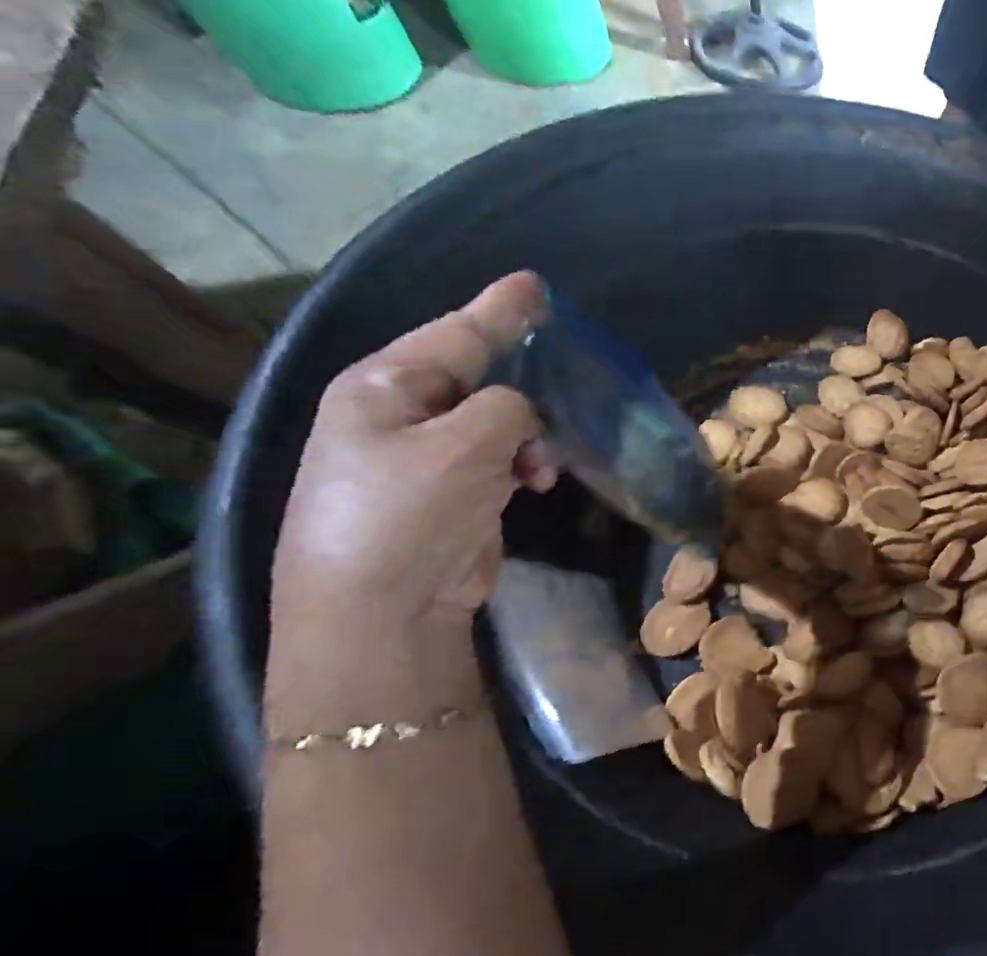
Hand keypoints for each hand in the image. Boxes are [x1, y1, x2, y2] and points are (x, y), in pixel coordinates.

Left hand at [272, 272, 557, 635]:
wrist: (382, 606)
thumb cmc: (409, 511)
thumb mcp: (464, 445)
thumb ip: (507, 409)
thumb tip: (521, 416)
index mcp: (386, 386)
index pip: (456, 333)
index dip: (500, 310)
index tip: (536, 284)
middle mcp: (401, 414)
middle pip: (480, 379)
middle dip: (526, 386)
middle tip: (570, 381)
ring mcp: (426, 457)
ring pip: (499, 424)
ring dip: (530, 439)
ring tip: (543, 468)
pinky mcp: (453, 494)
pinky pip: (501, 460)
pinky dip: (524, 466)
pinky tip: (536, 483)